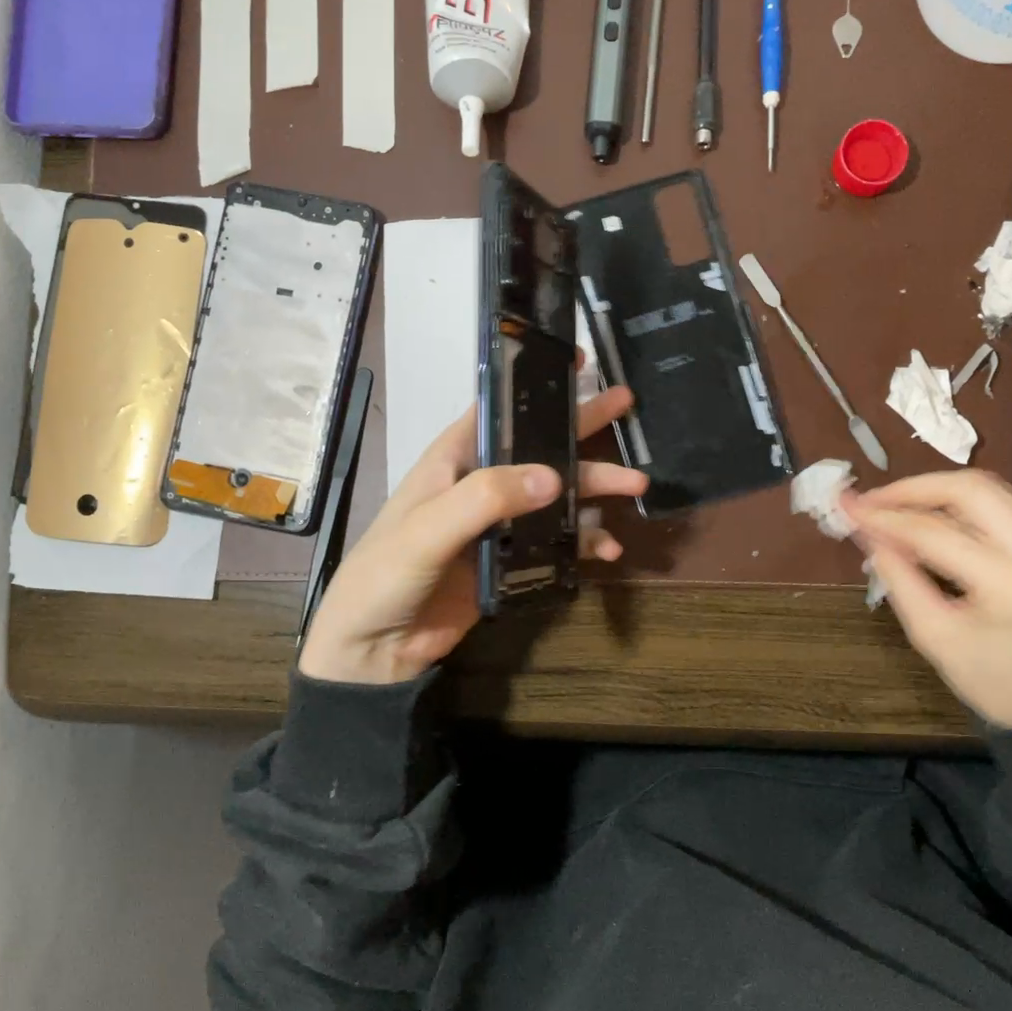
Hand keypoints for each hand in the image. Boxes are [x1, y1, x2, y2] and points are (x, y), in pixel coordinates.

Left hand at [297, 386, 648, 685]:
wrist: (374, 648)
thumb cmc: (386, 576)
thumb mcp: (428, 530)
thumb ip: (486, 499)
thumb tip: (554, 476)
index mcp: (453, 460)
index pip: (498, 409)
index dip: (535, 384)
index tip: (579, 363)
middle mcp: (480, 483)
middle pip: (540, 447)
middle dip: (583, 428)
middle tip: (628, 403)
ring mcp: (498, 524)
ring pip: (557, 494)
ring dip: (594, 489)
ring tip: (637, 485)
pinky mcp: (510, 561)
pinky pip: (556, 544)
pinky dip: (583, 542)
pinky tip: (608, 550)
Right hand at [842, 470, 1011, 728]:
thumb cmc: (997, 685)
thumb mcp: (935, 637)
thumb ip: (899, 579)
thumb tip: (869, 534)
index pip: (935, 532)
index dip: (885, 517)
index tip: (847, 507)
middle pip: (971, 489)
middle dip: (913, 488)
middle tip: (872, 499)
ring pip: (990, 490)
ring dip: (937, 492)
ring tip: (894, 506)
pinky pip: (1004, 508)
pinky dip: (961, 507)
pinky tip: (930, 520)